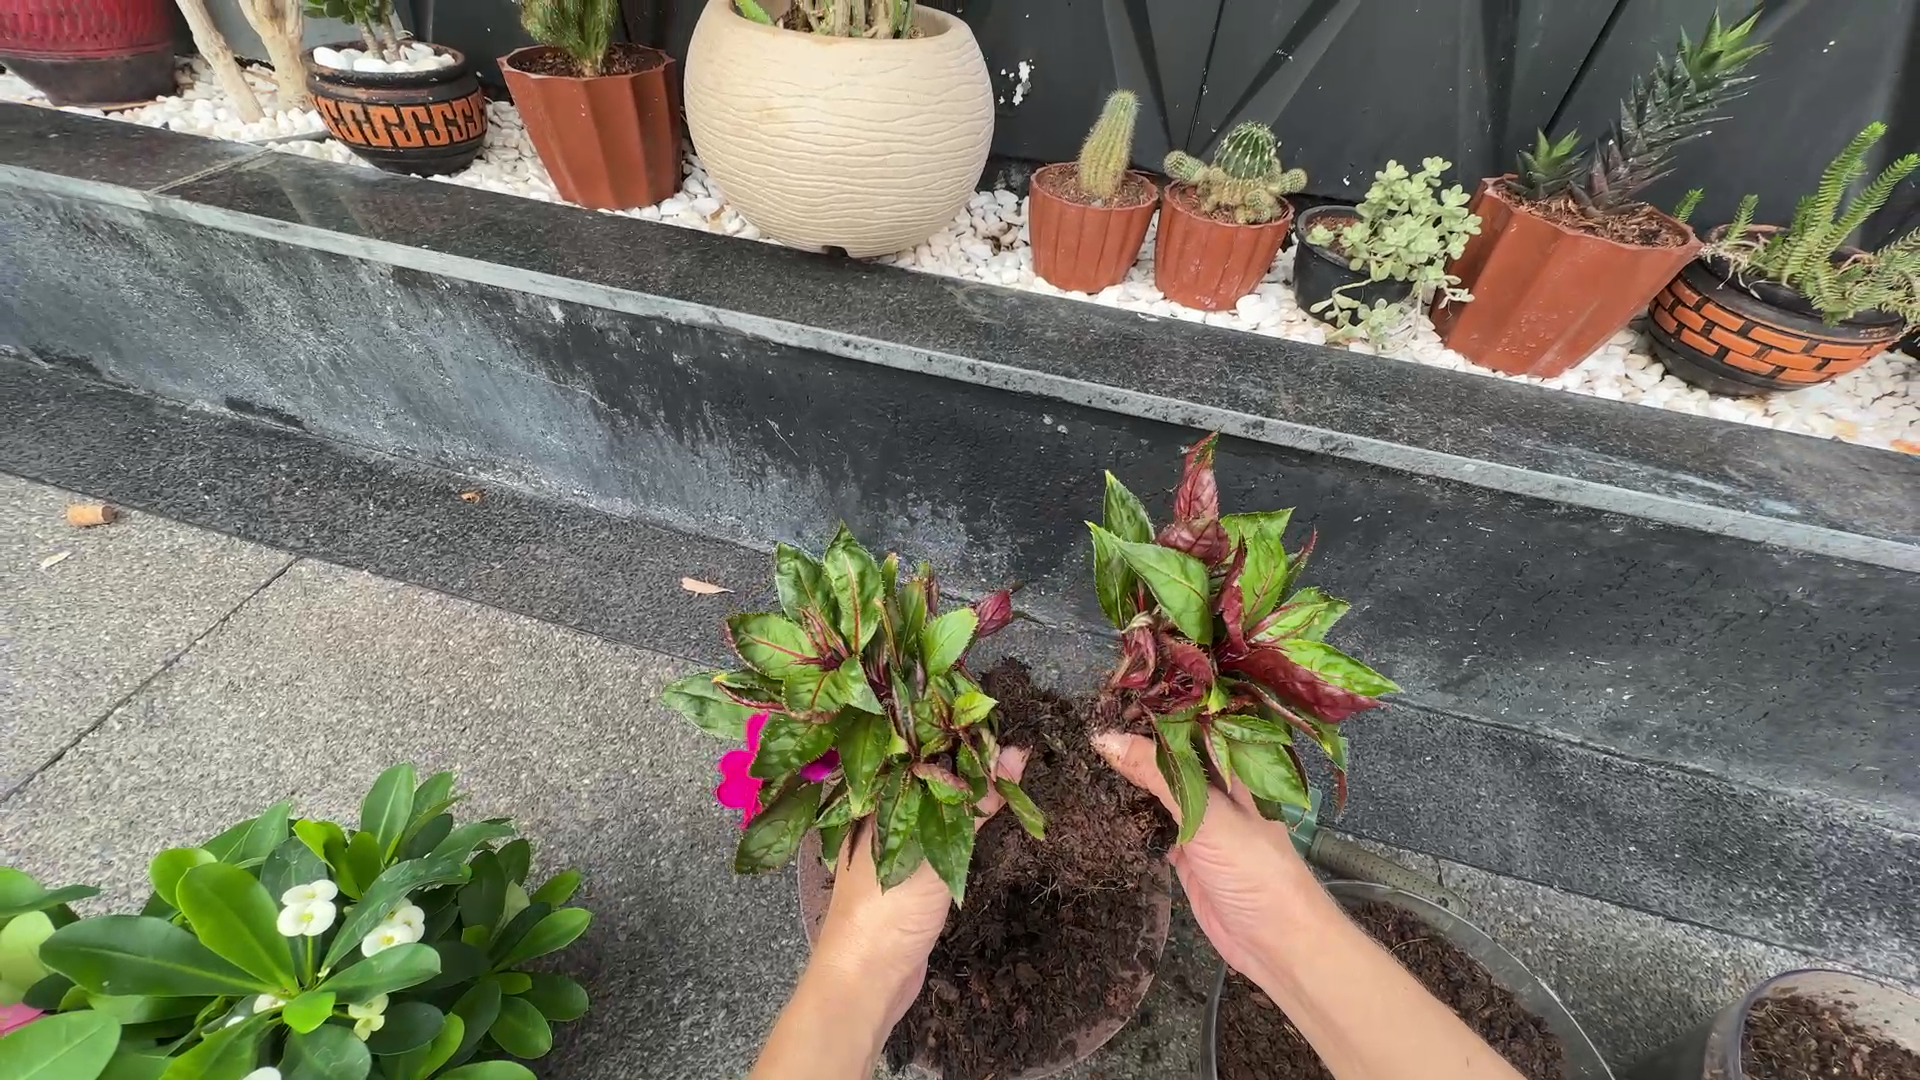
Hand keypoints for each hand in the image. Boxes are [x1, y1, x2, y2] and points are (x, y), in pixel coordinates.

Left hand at [812, 747, 1030, 1027]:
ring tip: (1008, 760)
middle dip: (965, 754)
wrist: (865, 980)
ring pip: (936, 796)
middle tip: (1010, 733)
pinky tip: (988, 806)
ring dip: (967, 784)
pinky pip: (940, 826)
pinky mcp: (909, 863)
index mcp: (873, 793)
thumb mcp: (936, 850)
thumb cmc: (887, 909)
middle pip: (927, 768)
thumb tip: (1014, 752)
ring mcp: (894, 835)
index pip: (914, 741)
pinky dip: (964, 815)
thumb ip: (974, 803)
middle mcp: (880, 806)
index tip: (992, 710)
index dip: (951, 725)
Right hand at [1092, 731, 1324, 986]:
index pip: (1188, 723)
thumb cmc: (1255, 868)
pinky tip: (1101, 800)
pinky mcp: (1183, 850)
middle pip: (1169, 754)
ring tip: (1086, 754)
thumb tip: (1105, 738)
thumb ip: (1158, 775)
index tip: (1109, 696)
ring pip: (1157, 787)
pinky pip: (1150, 821)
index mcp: (1232, 764)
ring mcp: (1198, 818)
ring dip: (1128, 776)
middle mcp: (1215, 785)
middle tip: (1087, 724)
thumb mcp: (1207, 814)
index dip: (1152, 709)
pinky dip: (1129, 813)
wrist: (1277, 945)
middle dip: (1133, 741)